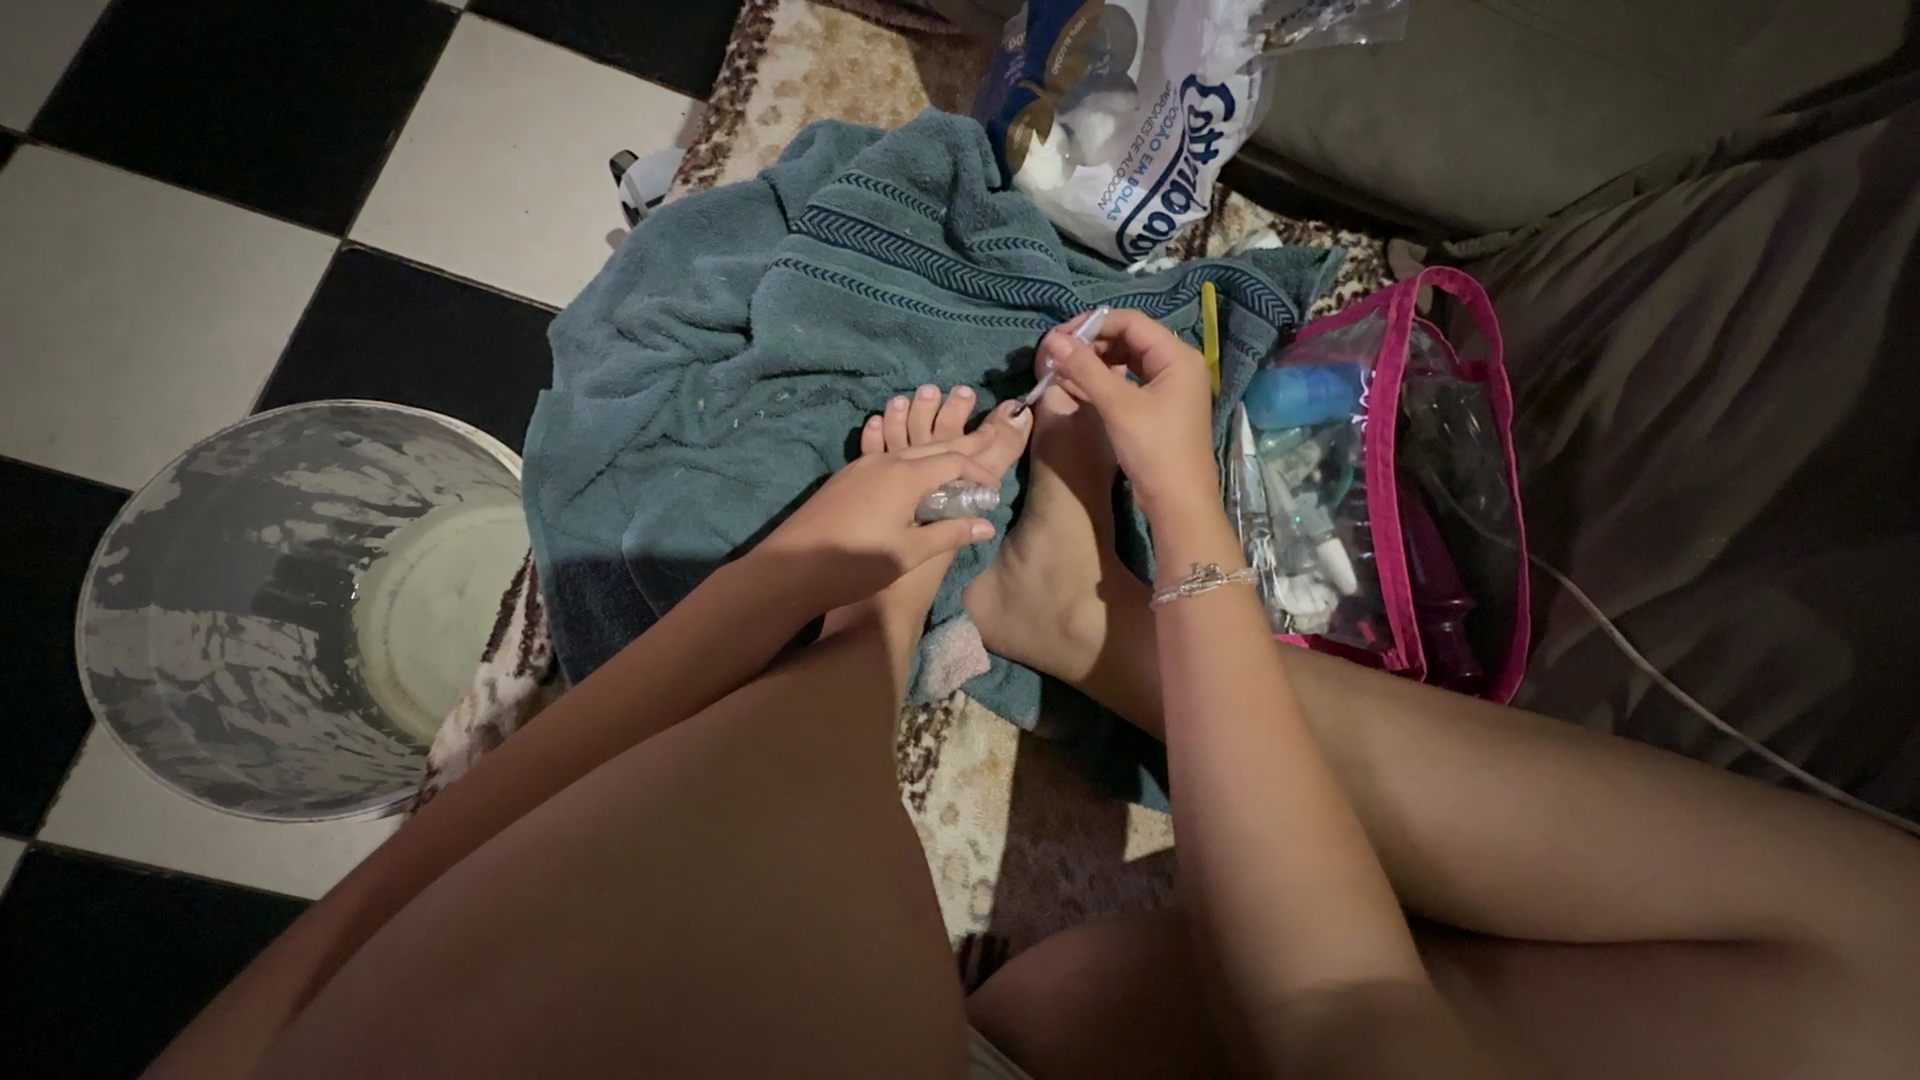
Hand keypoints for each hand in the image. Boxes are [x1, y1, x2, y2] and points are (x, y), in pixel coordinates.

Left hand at [754, 444, 1001, 613]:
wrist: (790, 569)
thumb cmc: (855, 564)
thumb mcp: (909, 553)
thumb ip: (949, 534)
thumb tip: (986, 525)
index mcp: (905, 476)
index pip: (953, 461)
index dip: (978, 471)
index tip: (994, 489)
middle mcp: (884, 462)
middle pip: (932, 447)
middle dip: (962, 450)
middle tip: (987, 447)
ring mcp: (860, 467)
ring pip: (907, 451)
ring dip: (933, 454)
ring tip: (952, 457)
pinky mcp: (844, 479)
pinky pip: (885, 458)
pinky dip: (907, 462)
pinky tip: (908, 467)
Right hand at [1038, 308, 1216, 512]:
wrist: (1178, 502)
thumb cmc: (1155, 450)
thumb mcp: (1118, 406)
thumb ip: (1085, 369)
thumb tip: (1053, 340)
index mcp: (1177, 356)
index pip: (1130, 322)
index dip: (1093, 324)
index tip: (1059, 337)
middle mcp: (1177, 365)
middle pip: (1129, 338)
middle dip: (1091, 343)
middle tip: (1057, 355)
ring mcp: (1169, 387)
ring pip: (1126, 360)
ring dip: (1095, 362)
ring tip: (1063, 370)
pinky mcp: (1159, 407)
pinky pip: (1128, 381)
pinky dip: (1104, 380)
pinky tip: (1078, 386)